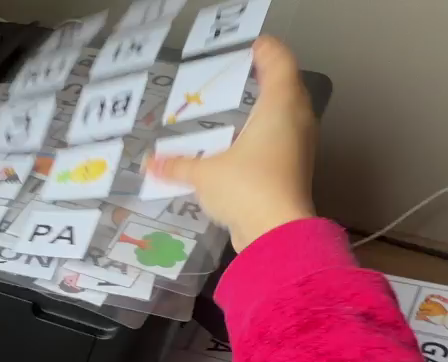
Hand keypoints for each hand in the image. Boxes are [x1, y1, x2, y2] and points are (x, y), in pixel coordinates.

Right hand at [148, 36, 317, 250]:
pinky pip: (278, 143)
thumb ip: (177, 166)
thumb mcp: (204, 174)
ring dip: (265, 112)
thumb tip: (149, 164)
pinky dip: (262, 138)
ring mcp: (298, 146)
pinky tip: (242, 149)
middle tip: (244, 77)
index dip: (267, 52)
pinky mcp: (292, 170)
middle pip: (285, 89)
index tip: (255, 46)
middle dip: (266, 81)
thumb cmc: (246, 187)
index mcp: (280, 106)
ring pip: (283, 117)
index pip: (279, 64)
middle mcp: (296, 120)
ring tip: (239, 113)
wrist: (275, 231)